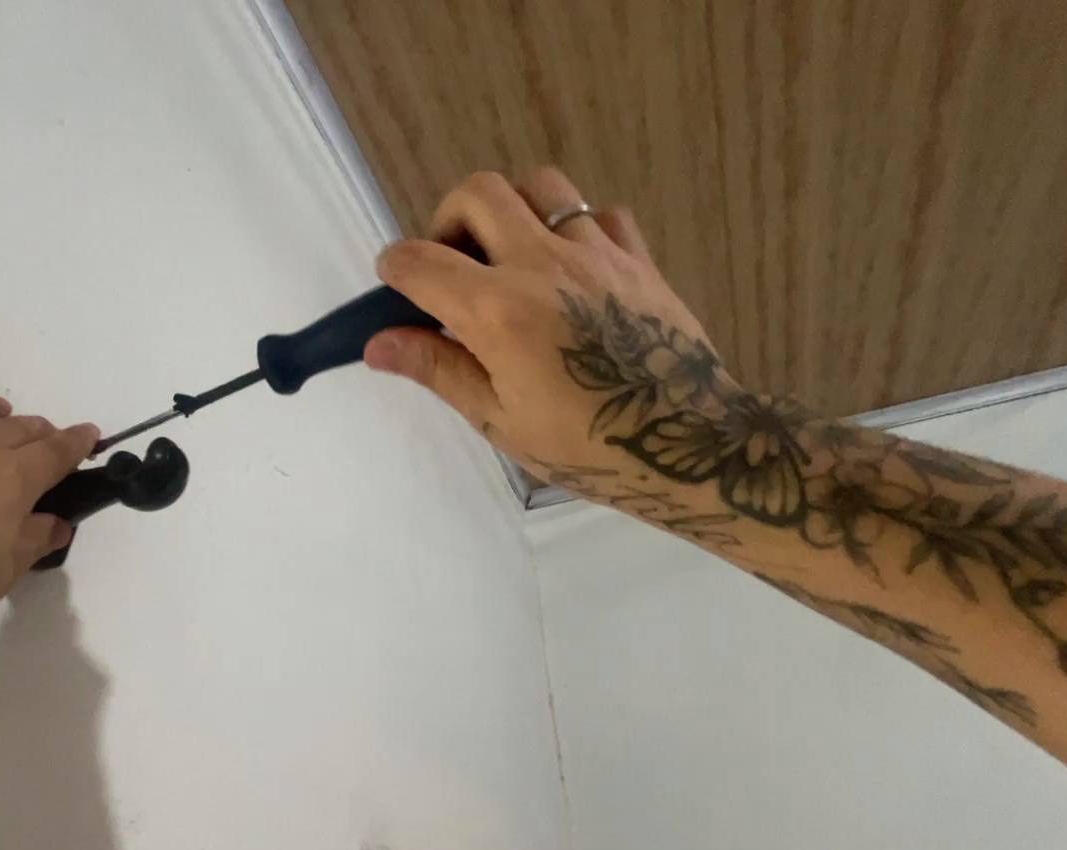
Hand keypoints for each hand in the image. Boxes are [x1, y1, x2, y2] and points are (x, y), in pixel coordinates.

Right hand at [366, 167, 743, 484]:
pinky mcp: (636, 257)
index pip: (421, 262)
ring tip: (511, 260)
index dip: (393, 266)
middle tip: (454, 266)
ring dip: (511, 212)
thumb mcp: (498, 419)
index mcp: (497, 311)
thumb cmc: (584, 446)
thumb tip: (377, 344)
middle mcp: (541, 264)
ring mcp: (596, 252)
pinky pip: (597, 213)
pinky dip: (572, 228)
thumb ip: (437, 369)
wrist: (689, 443)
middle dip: (448, 220)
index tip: (392, 281)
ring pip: (541, 186)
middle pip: (479, 192)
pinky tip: (570, 271)